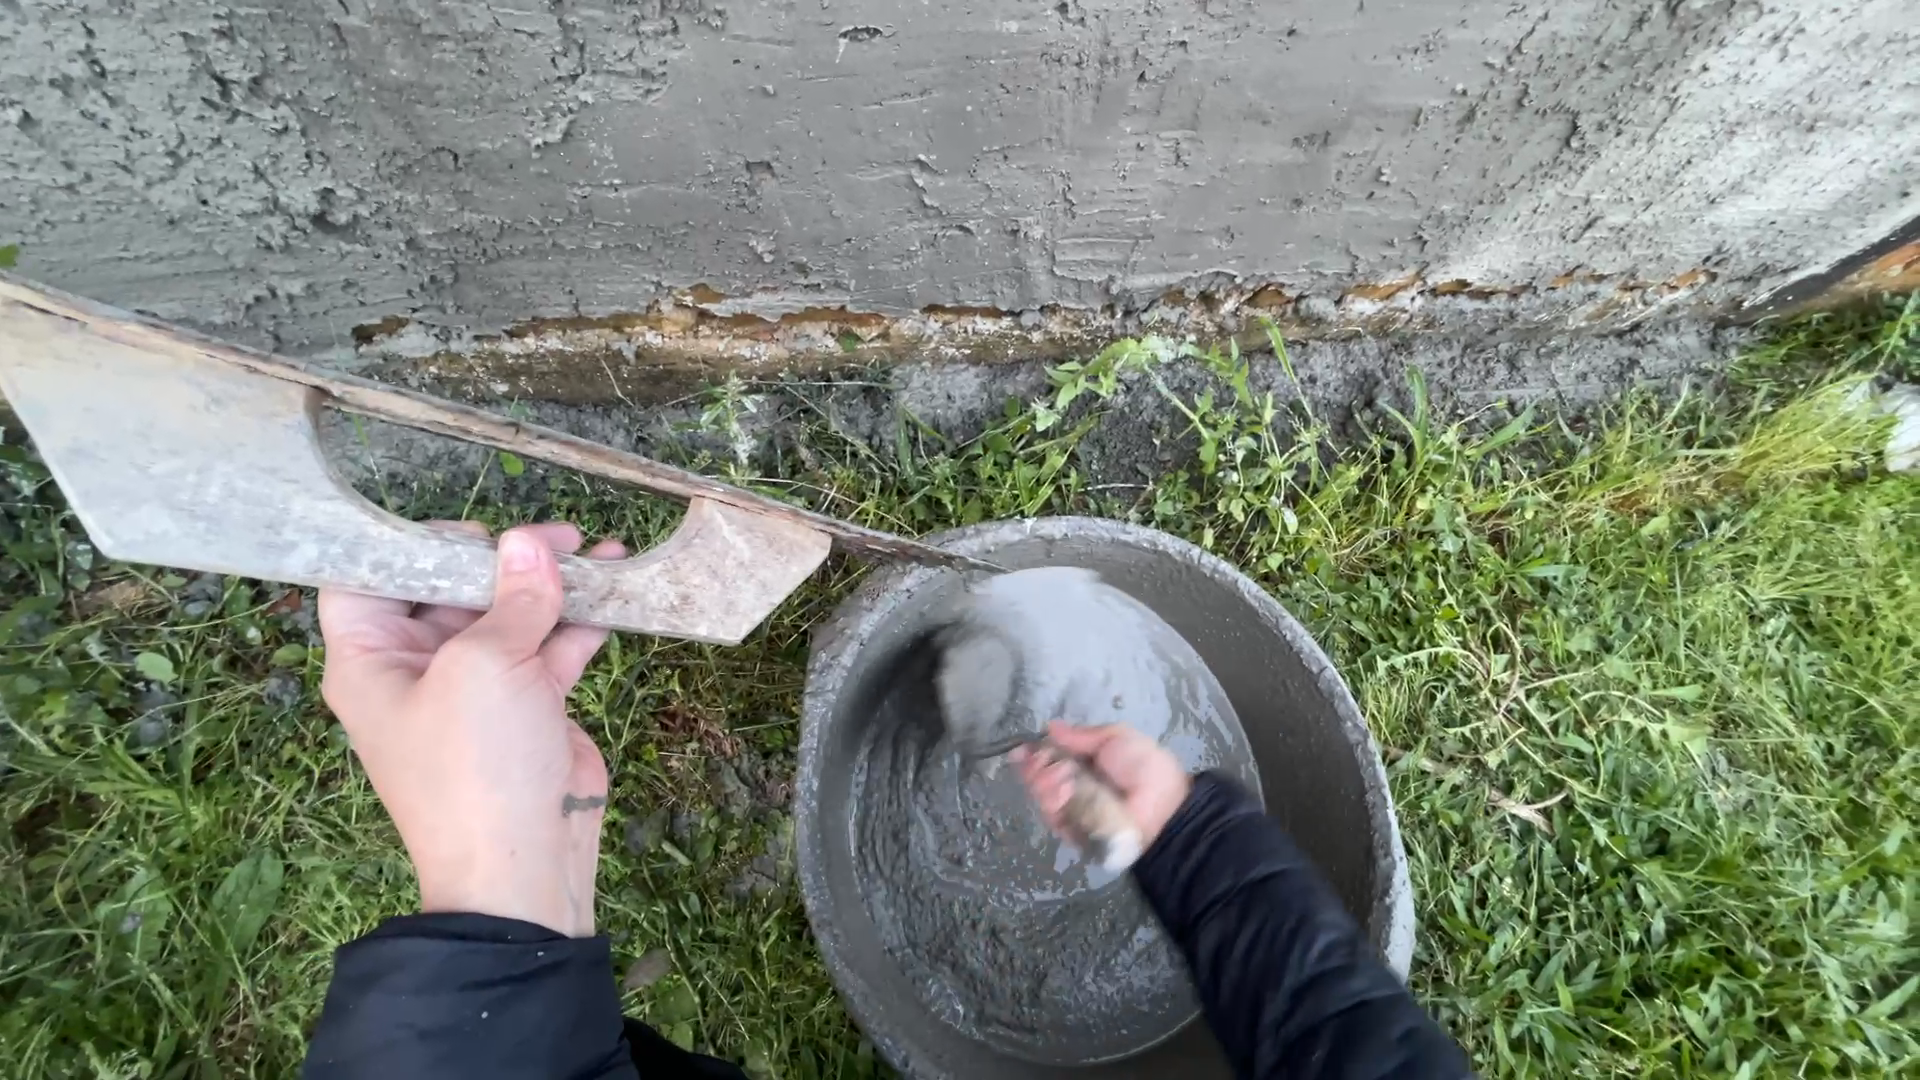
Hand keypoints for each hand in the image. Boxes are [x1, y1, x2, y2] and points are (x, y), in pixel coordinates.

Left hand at [318, 521, 624, 937]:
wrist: (525, 856)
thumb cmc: (476, 758)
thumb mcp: (485, 665)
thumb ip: (514, 598)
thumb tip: (530, 540)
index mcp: (374, 659)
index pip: (370, 581)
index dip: (413, 546)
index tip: (477, 531)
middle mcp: (423, 667)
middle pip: (456, 591)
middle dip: (508, 560)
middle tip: (560, 536)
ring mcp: (483, 685)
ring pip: (516, 616)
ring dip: (557, 585)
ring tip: (603, 550)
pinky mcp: (533, 701)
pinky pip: (554, 646)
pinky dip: (585, 620)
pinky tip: (620, 592)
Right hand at [1015, 721, 1192, 851]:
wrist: (1165, 806)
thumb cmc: (1144, 766)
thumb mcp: (1115, 737)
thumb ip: (1082, 736)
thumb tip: (1050, 726)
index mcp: (1082, 763)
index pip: (1046, 758)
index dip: (1032, 754)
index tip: (1021, 749)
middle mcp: (1072, 787)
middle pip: (1037, 777)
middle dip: (1036, 766)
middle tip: (1045, 761)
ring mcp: (1072, 811)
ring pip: (1041, 796)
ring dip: (1045, 782)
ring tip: (1063, 778)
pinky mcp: (1075, 833)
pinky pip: (1053, 817)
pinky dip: (1054, 802)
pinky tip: (1064, 790)